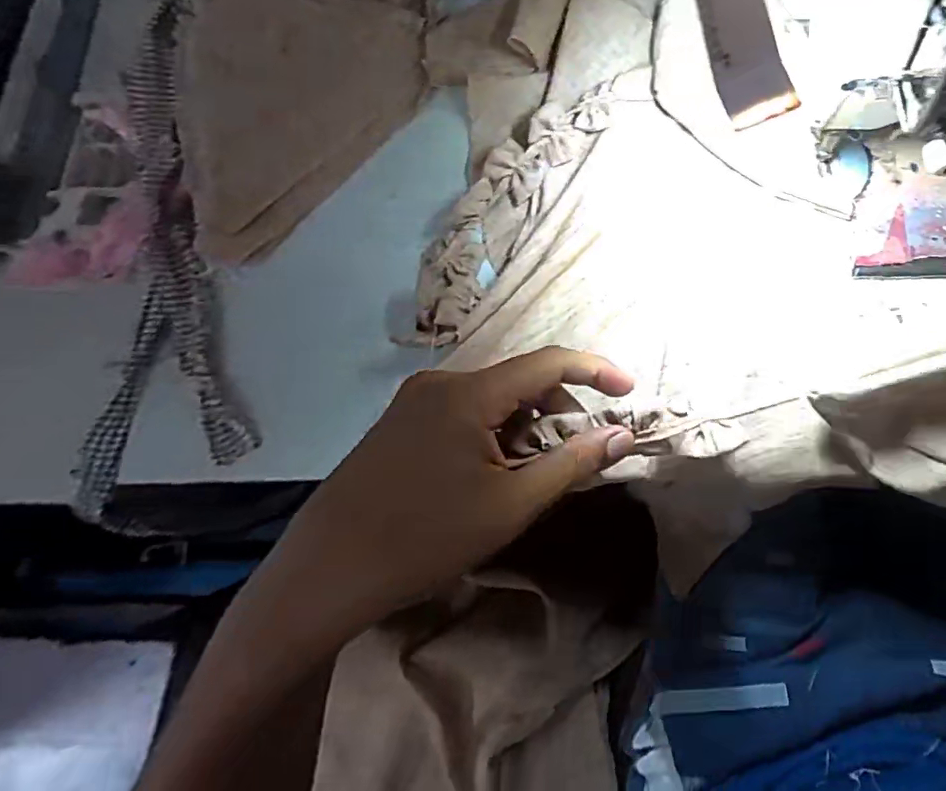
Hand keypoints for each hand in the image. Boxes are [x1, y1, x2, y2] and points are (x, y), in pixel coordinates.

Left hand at [245, 347, 636, 653]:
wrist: (317, 583)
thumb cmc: (423, 539)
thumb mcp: (512, 504)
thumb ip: (574, 462)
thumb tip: (622, 434)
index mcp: (468, 394)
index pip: (550, 362)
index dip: (597, 371)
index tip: (628, 391)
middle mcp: (440, 385)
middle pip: (523, 381)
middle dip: (559, 412)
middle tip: (573, 456)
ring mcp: (413, 404)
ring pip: (496, 399)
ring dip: (527, 427)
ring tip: (527, 476)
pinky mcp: (398, 426)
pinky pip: (468, 413)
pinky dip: (496, 434)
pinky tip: (490, 475)